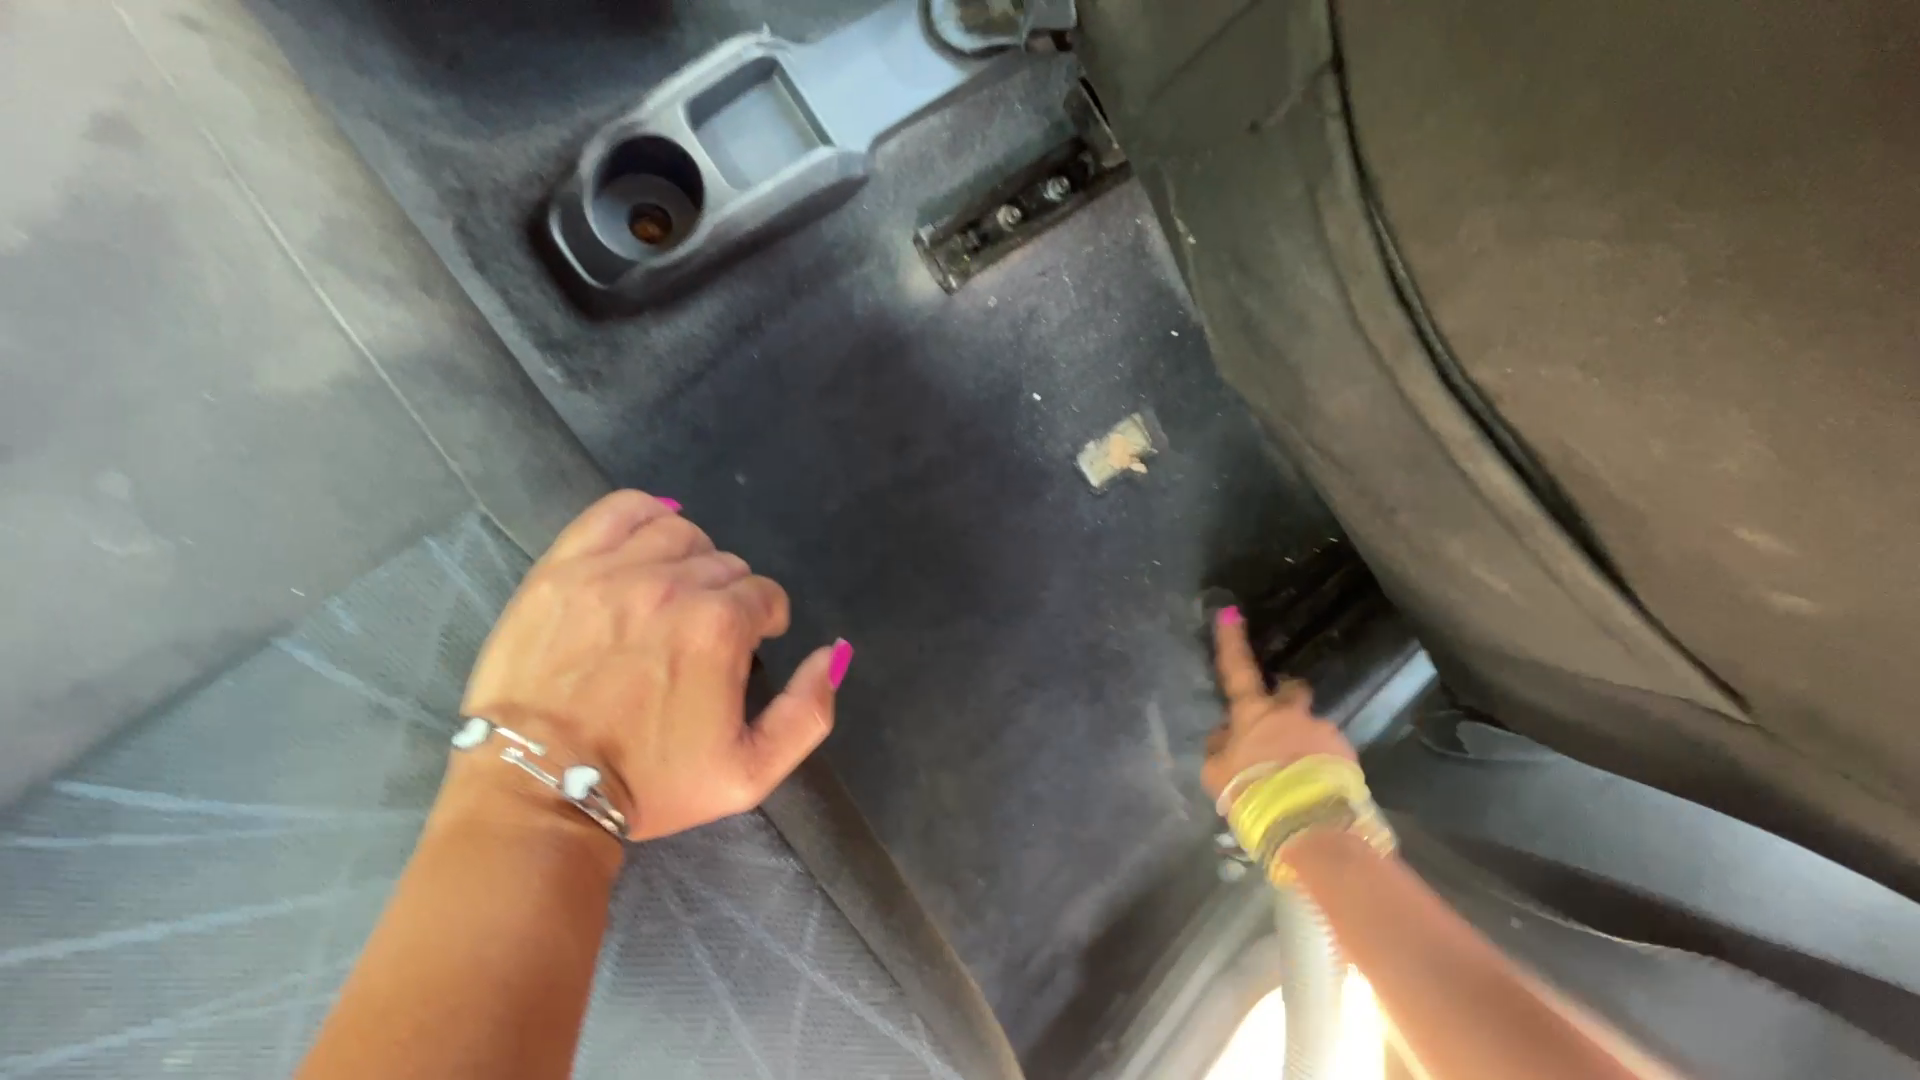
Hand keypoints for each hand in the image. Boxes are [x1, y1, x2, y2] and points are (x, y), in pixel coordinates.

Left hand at [459, 490, 849, 840]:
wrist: (539, 789)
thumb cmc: (650, 783)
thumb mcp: (751, 771)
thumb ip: (808, 711)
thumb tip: (834, 651)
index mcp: (719, 626)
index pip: (766, 595)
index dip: (763, 623)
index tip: (742, 652)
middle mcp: (671, 584)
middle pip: (726, 564)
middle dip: (728, 598)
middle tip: (703, 639)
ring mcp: (611, 570)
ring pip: (680, 532)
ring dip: (691, 559)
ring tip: (674, 595)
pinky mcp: (562, 567)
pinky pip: (618, 511)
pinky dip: (644, 516)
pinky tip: (646, 545)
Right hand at [1201, 606, 1355, 799]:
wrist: (1308, 829)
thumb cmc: (1251, 794)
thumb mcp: (1216, 774)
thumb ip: (1219, 747)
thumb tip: (1225, 734)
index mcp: (1254, 714)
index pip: (1238, 669)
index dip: (1231, 641)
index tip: (1230, 613)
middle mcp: (1292, 715)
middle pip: (1292, 690)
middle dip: (1286, 698)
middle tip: (1278, 721)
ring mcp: (1324, 733)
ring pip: (1311, 730)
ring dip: (1302, 745)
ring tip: (1294, 780)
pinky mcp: (1349, 758)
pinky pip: (1329, 756)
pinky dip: (1319, 768)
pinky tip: (1311, 792)